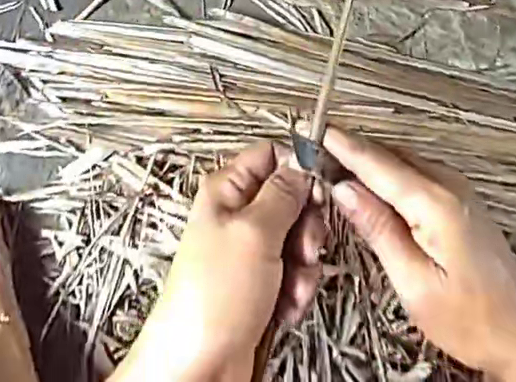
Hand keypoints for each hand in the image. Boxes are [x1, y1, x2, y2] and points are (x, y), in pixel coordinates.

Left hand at [113, 142, 325, 381]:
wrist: (198, 372)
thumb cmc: (208, 301)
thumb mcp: (254, 233)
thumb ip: (283, 194)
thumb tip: (302, 165)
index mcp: (227, 190)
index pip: (271, 156)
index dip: (298, 169)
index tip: (316, 189)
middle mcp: (238, 217)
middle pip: (291, 199)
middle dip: (306, 226)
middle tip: (304, 245)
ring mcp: (249, 253)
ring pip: (297, 239)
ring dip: (304, 265)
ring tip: (290, 284)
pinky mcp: (260, 286)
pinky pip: (294, 274)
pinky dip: (297, 290)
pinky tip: (286, 306)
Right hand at [324, 128, 515, 381]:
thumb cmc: (474, 320)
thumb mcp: (415, 284)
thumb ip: (379, 230)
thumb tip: (345, 190)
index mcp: (434, 203)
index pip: (377, 162)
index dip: (343, 145)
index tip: (316, 131)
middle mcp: (447, 184)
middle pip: (388, 156)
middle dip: (351, 151)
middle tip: (315, 153)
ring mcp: (455, 187)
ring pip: (400, 161)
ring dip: (368, 161)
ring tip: (333, 166)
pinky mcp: (458, 197)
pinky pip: (414, 171)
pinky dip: (387, 172)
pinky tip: (371, 186)